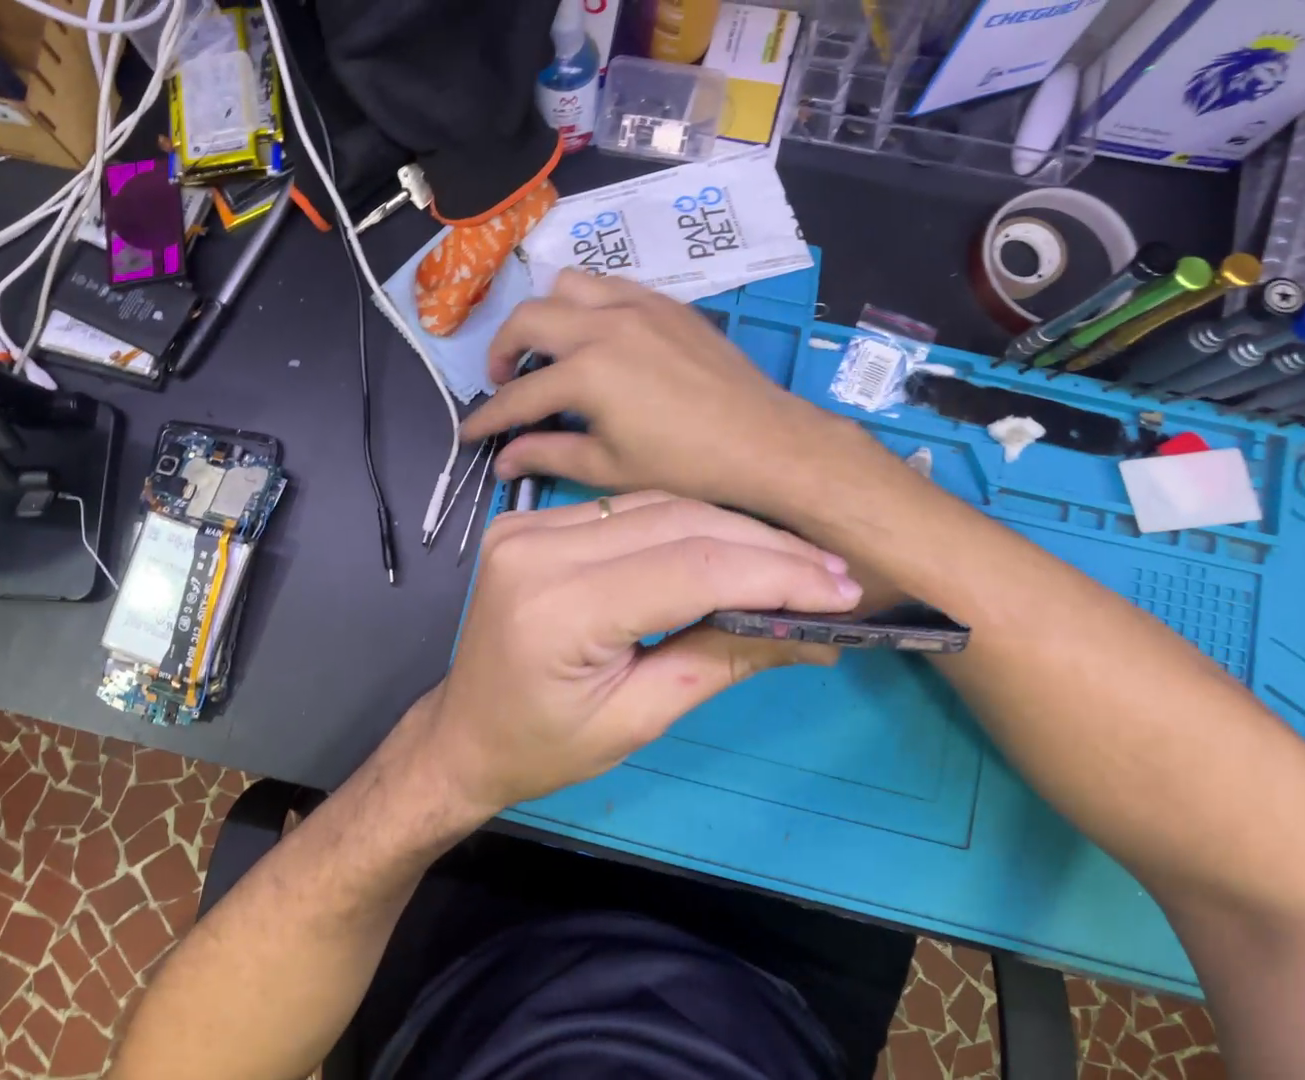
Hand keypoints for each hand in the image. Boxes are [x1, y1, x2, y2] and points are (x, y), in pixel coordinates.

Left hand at [396, 492, 860, 817]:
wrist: (464, 733)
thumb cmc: (543, 746)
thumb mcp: (637, 718)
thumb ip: (719, 661)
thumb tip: (810, 630)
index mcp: (558, 608)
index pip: (689, 568)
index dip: (774, 574)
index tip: (841, 593)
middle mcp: (537, 548)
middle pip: (677, 522)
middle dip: (765, 548)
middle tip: (832, 576)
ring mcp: (527, 526)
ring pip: (656, 505)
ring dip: (731, 530)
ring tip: (797, 564)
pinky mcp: (529, 522)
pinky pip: (625, 510)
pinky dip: (685, 525)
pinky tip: (731, 547)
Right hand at [461, 271, 837, 508]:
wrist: (762, 441)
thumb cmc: (684, 465)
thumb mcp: (609, 467)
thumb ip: (548, 456)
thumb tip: (502, 462)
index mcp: (587, 372)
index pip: (518, 395)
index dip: (488, 418)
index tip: (470, 433)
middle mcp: (604, 325)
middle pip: (528, 319)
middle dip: (502, 350)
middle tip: (504, 382)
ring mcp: (637, 305)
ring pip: (567, 285)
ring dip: (545, 314)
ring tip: (550, 349)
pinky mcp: (665, 302)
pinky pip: (610, 285)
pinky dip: (587, 304)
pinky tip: (596, 336)